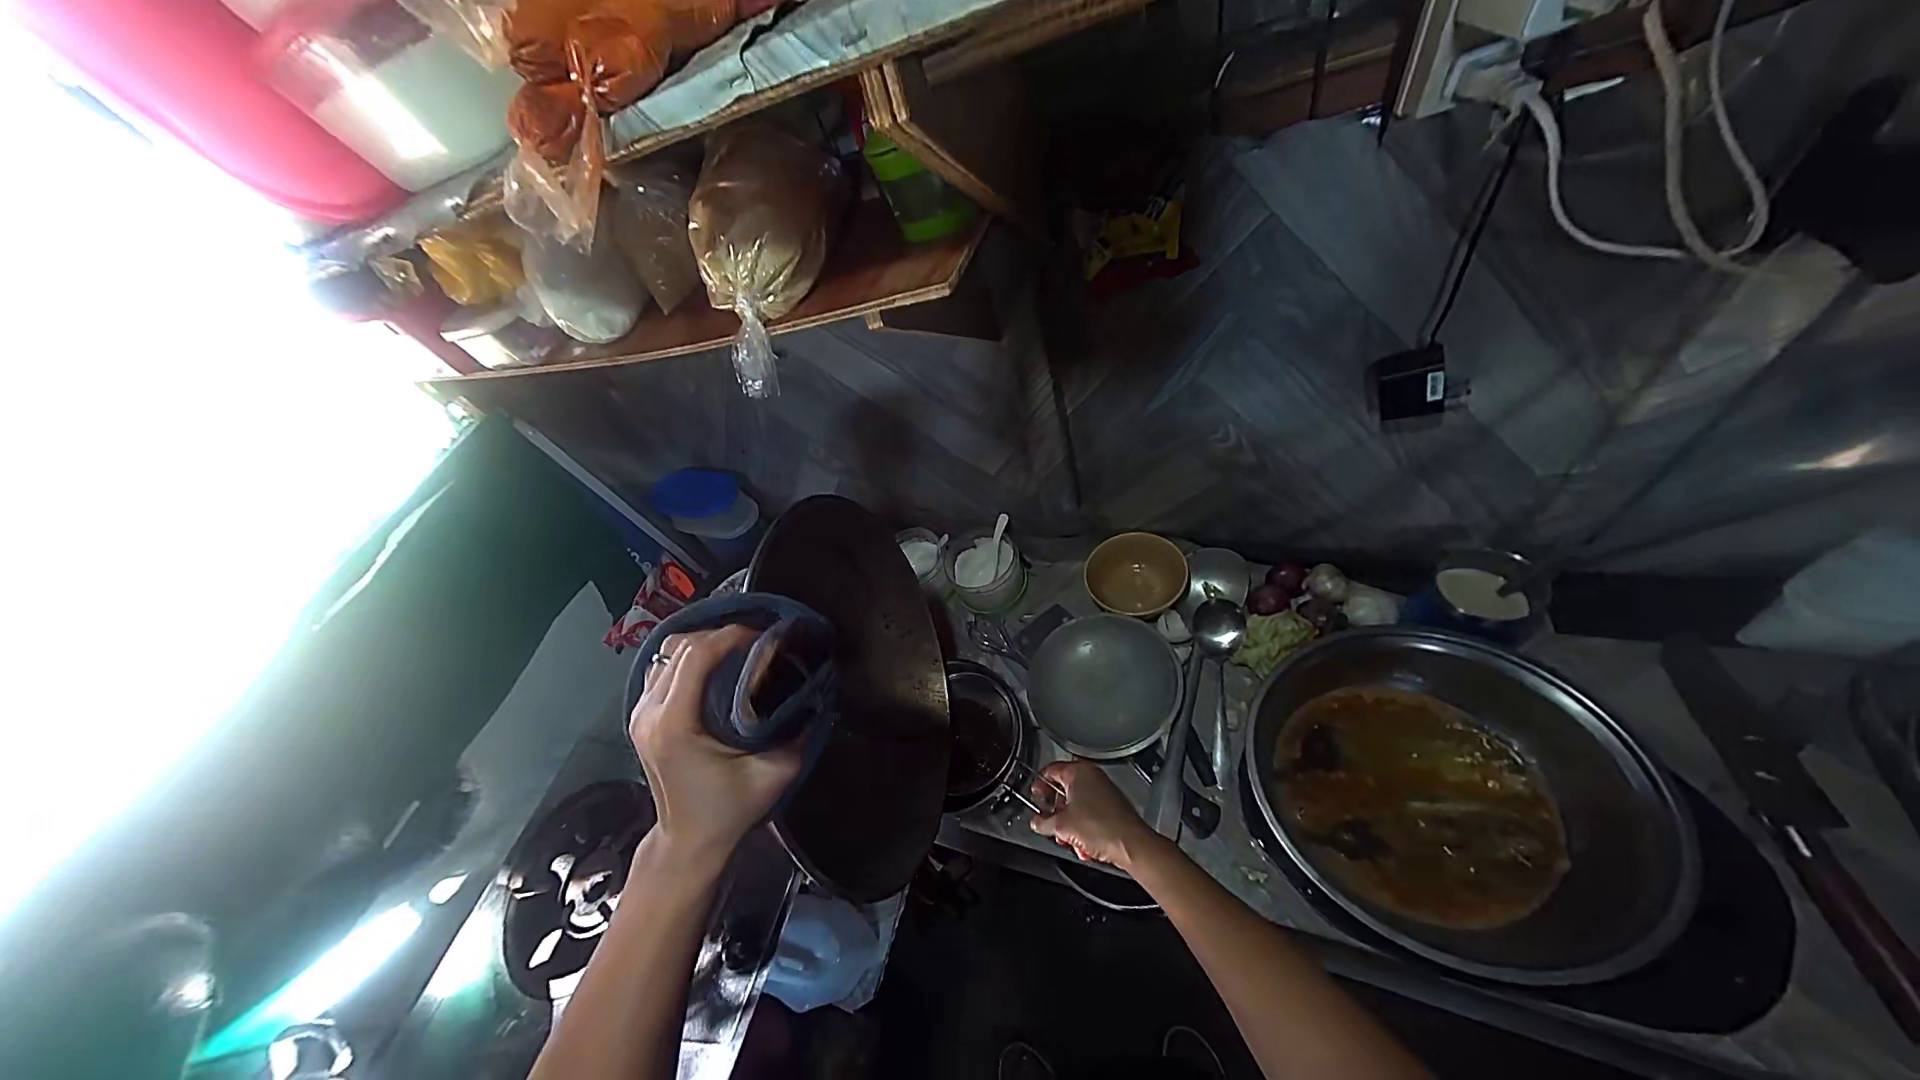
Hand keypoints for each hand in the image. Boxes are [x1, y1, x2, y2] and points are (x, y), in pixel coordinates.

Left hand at [630, 626, 803, 871]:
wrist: (689, 840)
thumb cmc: (729, 810)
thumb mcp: (775, 774)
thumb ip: (799, 730)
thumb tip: (817, 691)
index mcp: (675, 725)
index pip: (697, 656)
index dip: (732, 636)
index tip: (765, 638)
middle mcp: (649, 713)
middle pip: (680, 646)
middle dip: (722, 634)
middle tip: (757, 640)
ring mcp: (639, 713)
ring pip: (668, 652)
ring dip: (705, 642)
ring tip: (739, 647)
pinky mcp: (641, 714)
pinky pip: (663, 667)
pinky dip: (691, 656)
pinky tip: (717, 663)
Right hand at [1029, 760, 1163, 871]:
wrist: (1131, 845)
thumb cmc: (1102, 827)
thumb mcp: (1061, 826)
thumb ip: (1043, 822)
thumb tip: (1037, 822)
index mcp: (1078, 772)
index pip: (1050, 771)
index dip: (1039, 785)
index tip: (1035, 797)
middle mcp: (1092, 776)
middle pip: (1063, 789)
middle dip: (1055, 811)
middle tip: (1049, 822)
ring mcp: (1103, 791)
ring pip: (1076, 805)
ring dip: (1069, 824)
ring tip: (1068, 839)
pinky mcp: (1112, 806)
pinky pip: (1090, 814)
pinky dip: (1083, 828)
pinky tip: (1083, 845)